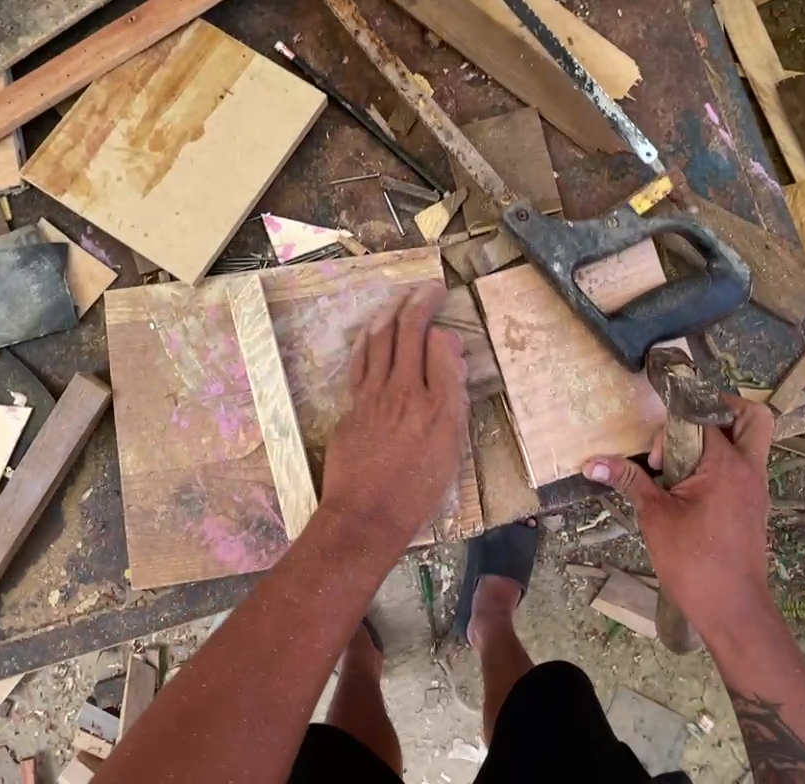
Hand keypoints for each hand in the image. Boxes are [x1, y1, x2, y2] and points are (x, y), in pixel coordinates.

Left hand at [318, 285, 467, 545]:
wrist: (366, 516)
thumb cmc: (416, 492)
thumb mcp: (451, 450)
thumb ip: (452, 398)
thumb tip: (450, 356)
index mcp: (438, 406)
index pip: (441, 347)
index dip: (444, 330)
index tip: (446, 327)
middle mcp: (405, 391)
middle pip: (410, 332)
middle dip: (420, 301)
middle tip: (430, 287)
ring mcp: (374, 394)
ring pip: (381, 337)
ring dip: (392, 309)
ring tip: (403, 294)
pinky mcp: (352, 403)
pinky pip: (360, 359)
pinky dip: (368, 337)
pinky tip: (373, 328)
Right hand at [581, 394, 776, 639]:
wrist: (732, 610)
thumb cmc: (693, 561)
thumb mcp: (654, 516)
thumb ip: (629, 479)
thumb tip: (591, 462)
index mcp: (726, 465)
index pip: (702, 418)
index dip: (673, 426)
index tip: (654, 453)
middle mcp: (749, 469)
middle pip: (751, 417)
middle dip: (719, 408)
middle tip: (684, 424)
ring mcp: (755, 487)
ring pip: (750, 440)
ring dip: (719, 436)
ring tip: (681, 456)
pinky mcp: (753, 504)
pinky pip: (743, 465)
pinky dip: (719, 460)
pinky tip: (687, 482)